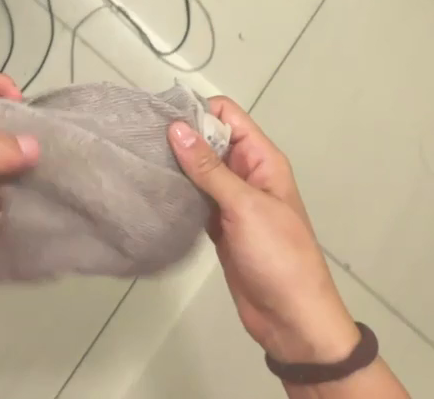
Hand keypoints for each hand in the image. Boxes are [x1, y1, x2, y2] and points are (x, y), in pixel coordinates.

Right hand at [168, 97, 357, 363]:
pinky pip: (194, 194)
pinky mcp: (217, 222)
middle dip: (180, 135)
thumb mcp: (245, 206)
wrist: (292, 321)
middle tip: (142, 137)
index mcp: (261, 160)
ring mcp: (231, 198)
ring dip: (175, 162)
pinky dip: (177, 189)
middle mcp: (245, 172)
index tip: (163, 118)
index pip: (227, 115)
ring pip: (198, 166)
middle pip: (209, 138)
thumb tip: (176, 127)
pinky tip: (153, 186)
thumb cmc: (279, 257)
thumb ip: (209, 167)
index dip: (197, 111)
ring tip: (141, 158)